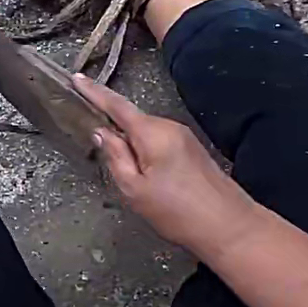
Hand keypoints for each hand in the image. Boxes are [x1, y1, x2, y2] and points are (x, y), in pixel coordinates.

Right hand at [72, 73, 259, 249]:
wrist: (232, 229)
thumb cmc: (179, 212)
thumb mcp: (135, 188)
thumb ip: (115, 156)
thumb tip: (101, 131)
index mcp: (152, 133)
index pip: (116, 105)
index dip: (94, 91)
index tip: (76, 78)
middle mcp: (168, 127)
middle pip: (130, 118)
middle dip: (110, 124)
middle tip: (89, 138)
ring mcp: (182, 136)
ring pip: (144, 131)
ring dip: (128, 140)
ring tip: (120, 167)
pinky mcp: (190, 149)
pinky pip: (156, 139)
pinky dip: (142, 147)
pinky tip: (141, 170)